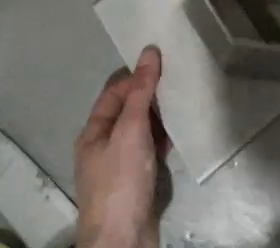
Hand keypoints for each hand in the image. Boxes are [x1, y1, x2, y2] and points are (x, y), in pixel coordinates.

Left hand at [75, 46, 167, 247]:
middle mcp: (104, 146)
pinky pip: (151, 151)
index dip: (137, 74)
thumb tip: (149, 51)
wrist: (123, 241)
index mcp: (93, 132)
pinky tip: (181, 132)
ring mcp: (120, 166)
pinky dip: (164, 139)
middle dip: (151, 94)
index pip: (115, 91)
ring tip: (185, 99)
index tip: (165, 60)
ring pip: (142, 131)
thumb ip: (141, 91)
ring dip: (160, 117)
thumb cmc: (121, 181)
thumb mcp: (131, 129)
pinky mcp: (138, 182)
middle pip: (129, 110)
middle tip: (180, 77)